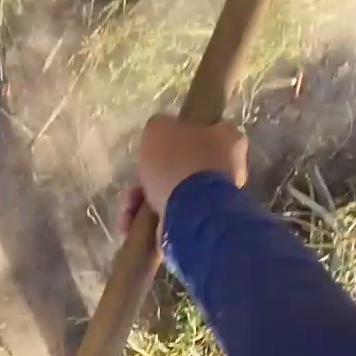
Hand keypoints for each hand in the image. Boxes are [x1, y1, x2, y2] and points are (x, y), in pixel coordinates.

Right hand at [119, 115, 248, 234]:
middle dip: (150, 180)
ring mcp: (214, 203)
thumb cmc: (178, 163)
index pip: (203, 133)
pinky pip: (169, 222)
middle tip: (133, 188)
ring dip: (142, 204)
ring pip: (170, 198)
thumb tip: (159, 136)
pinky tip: (131, 225)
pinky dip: (149, 224)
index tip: (155, 152)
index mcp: (228, 139)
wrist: (189, 214)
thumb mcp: (159, 129)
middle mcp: (227, 170)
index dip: (175, 142)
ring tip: (127, 212)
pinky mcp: (200, 228)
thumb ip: (159, 128)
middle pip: (180, 170)